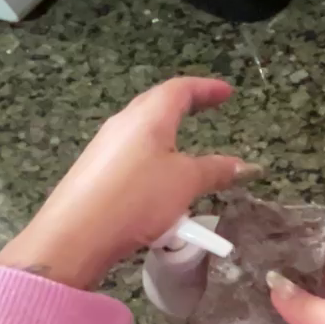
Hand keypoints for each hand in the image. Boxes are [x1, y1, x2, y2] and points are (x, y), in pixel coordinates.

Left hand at [0, 77, 254, 289]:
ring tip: (188, 145)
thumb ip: (216, 171)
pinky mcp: (96, 172)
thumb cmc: (137, 197)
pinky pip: (133, 155)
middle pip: (157, 104)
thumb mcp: (186, 183)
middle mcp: (124, 124)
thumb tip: (247, 167)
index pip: (180, 90)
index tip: (226, 92)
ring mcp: (106, 147)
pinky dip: (155, 157)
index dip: (206, 88)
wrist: (76, 234)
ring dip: (169, 132)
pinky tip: (162, 180)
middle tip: (208, 108)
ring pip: (144, 130)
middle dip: (186, 104)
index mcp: (148, 117)